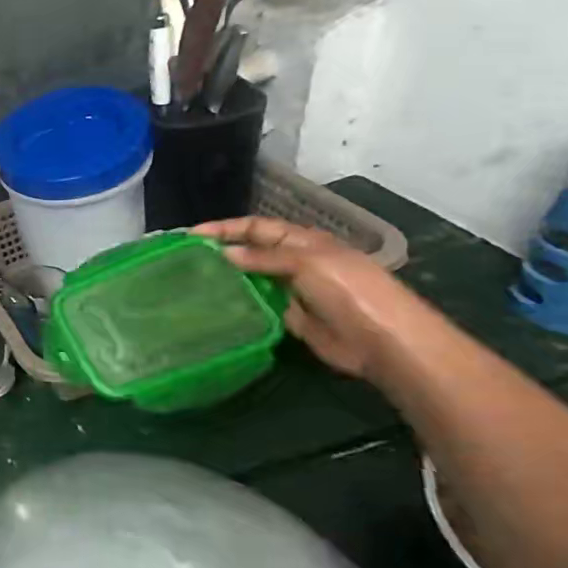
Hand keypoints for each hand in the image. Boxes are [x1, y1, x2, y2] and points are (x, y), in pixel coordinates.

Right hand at [192, 217, 440, 381]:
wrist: (383, 341)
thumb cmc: (348, 290)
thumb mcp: (306, 262)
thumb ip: (263, 257)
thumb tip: (223, 253)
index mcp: (301, 241)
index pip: (255, 227)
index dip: (223, 228)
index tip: (189, 236)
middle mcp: (294, 262)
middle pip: (251, 251)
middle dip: (221, 251)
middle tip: (183, 258)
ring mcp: (292, 291)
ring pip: (251, 279)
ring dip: (227, 279)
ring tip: (191, 281)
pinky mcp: (291, 319)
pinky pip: (258, 307)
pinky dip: (239, 304)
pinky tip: (215, 306)